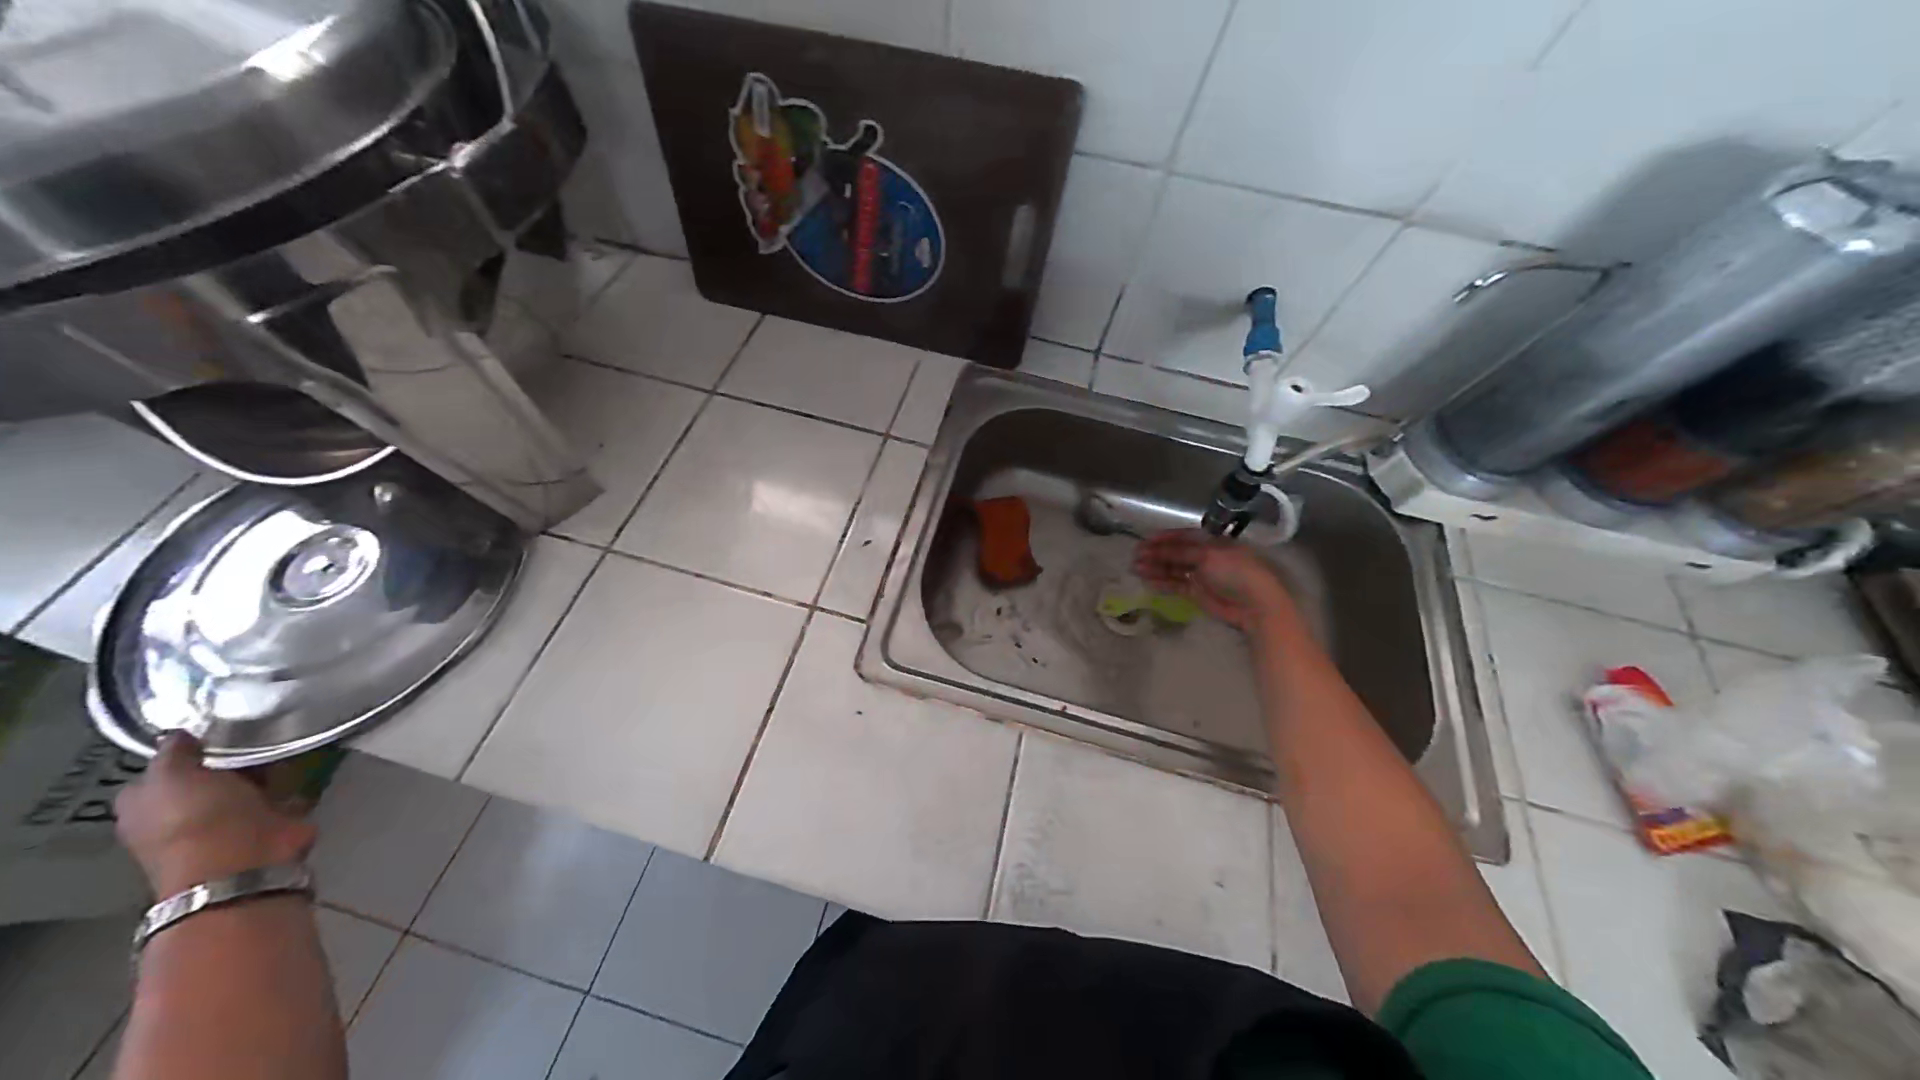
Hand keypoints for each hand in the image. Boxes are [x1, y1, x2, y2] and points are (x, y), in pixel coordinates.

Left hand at [116, 735, 315, 897]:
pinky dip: (296, 778)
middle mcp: (184, 812)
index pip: (163, 767)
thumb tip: (180, 734)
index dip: (185, 748)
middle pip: (210, 773)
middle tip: (257, 728)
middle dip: (232, 755)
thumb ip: (174, 752)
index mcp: (146, 804)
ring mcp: (230, 818)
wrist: (242, 858)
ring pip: (249, 781)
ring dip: (267, 765)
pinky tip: (309, 757)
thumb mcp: (171, 775)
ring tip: (286, 737)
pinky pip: (285, 790)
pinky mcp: (272, 820)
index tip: (214, 727)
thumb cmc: (193, 816)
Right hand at [1133, 529, 1299, 635]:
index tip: (1145, 540)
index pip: (1184, 536)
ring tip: (1135, 568)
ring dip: (1155, 568)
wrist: (1255, 604)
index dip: (1164, 538)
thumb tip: (1158, 548)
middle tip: (1135, 556)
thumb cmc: (1236, 572)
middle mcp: (1205, 556)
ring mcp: (1200, 575)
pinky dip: (1162, 582)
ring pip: (1173, 569)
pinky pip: (1175, 584)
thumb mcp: (1208, 556)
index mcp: (1212, 542)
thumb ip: (1181, 552)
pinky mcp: (1197, 592)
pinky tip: (1148, 581)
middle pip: (1176, 553)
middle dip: (1155, 553)